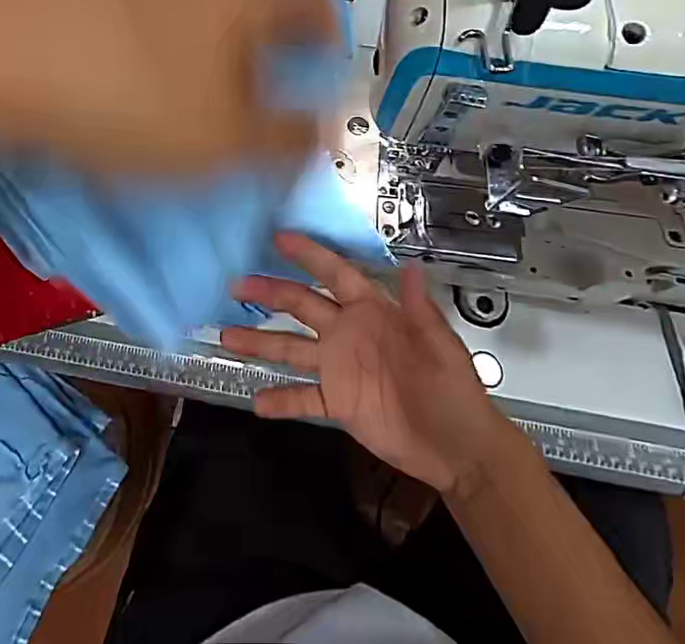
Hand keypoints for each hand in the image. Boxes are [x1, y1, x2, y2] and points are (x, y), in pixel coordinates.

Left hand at [0, 0, 337, 177]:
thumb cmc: (113, 90)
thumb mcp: (217, 141)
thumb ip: (284, 139)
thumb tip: (319, 129)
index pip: (318, 3)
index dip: (326, 50)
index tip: (311, 90)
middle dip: (262, 50)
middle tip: (243, 103)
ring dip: (200, 40)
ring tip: (175, 93)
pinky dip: (144, 30)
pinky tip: (115, 65)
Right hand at [220, 233, 518, 493]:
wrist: (455, 446)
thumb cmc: (453, 389)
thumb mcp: (440, 345)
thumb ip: (420, 308)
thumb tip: (411, 266)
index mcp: (374, 312)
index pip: (337, 275)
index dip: (310, 256)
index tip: (280, 239)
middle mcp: (350, 333)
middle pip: (303, 306)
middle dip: (271, 293)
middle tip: (238, 285)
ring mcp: (340, 368)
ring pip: (293, 349)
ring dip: (261, 343)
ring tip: (228, 336)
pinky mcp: (338, 403)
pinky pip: (304, 399)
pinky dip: (282, 400)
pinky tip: (257, 401)